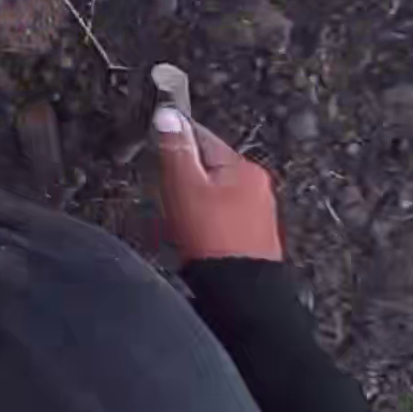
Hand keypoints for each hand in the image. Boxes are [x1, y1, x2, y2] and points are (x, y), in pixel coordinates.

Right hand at [154, 107, 284, 261]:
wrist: (241, 295)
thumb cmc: (213, 238)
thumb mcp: (183, 184)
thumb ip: (175, 147)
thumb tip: (168, 115)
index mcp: (243, 168)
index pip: (199, 137)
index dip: (172, 145)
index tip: (157, 158)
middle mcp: (255, 186)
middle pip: (203, 167)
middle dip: (178, 178)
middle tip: (165, 196)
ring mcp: (255, 212)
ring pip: (208, 193)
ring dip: (186, 201)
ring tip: (175, 222)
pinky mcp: (250, 236)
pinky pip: (216, 216)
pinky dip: (199, 221)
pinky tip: (189, 235)